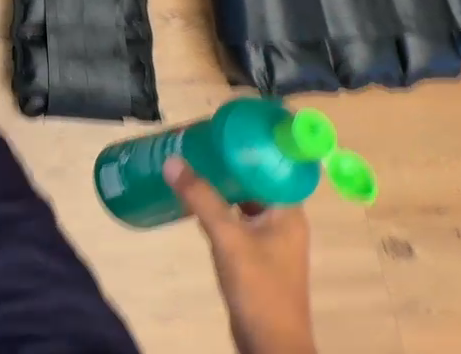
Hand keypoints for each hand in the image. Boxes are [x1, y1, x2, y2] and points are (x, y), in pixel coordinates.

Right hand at [164, 157, 318, 353]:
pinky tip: (192, 199)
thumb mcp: (228, 238)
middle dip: (226, 161)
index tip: (219, 128)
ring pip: (243, 198)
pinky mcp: (255, 255)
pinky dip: (217, 205)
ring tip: (189, 162)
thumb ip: (201, 199)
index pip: (272, 166)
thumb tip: (171, 160)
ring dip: (220, 183)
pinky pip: (235, 217)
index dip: (247, 146)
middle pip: (255, 180)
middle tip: (195, 140)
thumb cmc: (259, 288)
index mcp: (289, 212)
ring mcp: (270, 240)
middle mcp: (284, 221)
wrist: (271, 347)